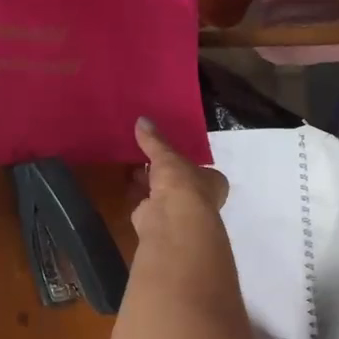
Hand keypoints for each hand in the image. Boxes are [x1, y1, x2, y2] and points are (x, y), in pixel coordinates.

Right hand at [130, 117, 228, 238]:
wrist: (171, 220)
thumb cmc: (181, 184)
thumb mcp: (167, 156)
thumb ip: (154, 140)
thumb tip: (142, 119)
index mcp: (212, 181)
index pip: (201, 168)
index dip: (184, 159)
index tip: (167, 151)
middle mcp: (200, 196)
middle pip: (179, 179)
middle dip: (163, 170)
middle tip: (144, 153)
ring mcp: (178, 209)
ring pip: (162, 190)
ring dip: (149, 180)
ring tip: (131, 163)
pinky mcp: (158, 217)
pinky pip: (146, 199)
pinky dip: (137, 192)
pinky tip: (126, 180)